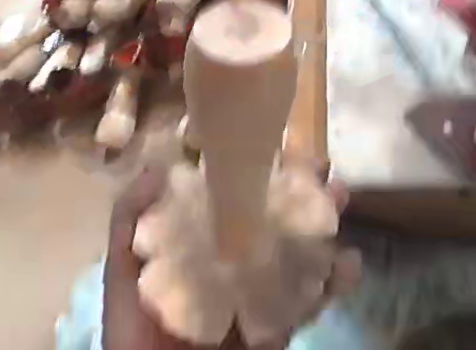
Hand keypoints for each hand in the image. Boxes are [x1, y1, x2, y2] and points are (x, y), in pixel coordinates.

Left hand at [104, 165, 360, 349]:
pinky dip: (335, 283)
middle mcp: (240, 260)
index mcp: (207, 242)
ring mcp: (262, 293)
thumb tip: (157, 164)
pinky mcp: (280, 324)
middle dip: (306, 190)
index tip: (285, 144)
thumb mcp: (124, 275)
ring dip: (327, 224)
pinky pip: (312, 302)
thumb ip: (131, 222)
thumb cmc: (135, 335)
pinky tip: (351, 263)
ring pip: (304, 250)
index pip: (241, 196)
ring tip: (343, 199)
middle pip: (281, 217)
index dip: (265, 169)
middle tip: (326, 169)